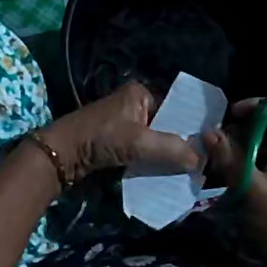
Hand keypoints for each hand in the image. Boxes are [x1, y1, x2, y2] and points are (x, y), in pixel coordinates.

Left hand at [42, 80, 202, 182]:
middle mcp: (134, 104)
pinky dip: (152, 161)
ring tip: (187, 170)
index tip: (207, 144)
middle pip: (166, 124)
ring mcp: (124, 123)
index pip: (175, 107)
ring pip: (155, 139)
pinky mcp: (117, 142)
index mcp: (140, 93)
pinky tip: (165, 173)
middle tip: (200, 160)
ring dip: (166, 154)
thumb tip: (200, 160)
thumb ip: (171, 149)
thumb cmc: (100, 138)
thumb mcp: (139, 142)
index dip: (190, 126)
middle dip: (180, 143)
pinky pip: (143, 150)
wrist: (60, 156)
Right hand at [202, 99, 266, 266]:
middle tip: (215, 139)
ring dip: (240, 150)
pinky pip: (265, 166)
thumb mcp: (250, 188)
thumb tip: (209, 132)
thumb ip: (229, 158)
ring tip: (214, 157)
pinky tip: (224, 176)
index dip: (253, 107)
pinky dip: (246, 167)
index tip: (228, 114)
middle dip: (241, 131)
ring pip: (265, 149)